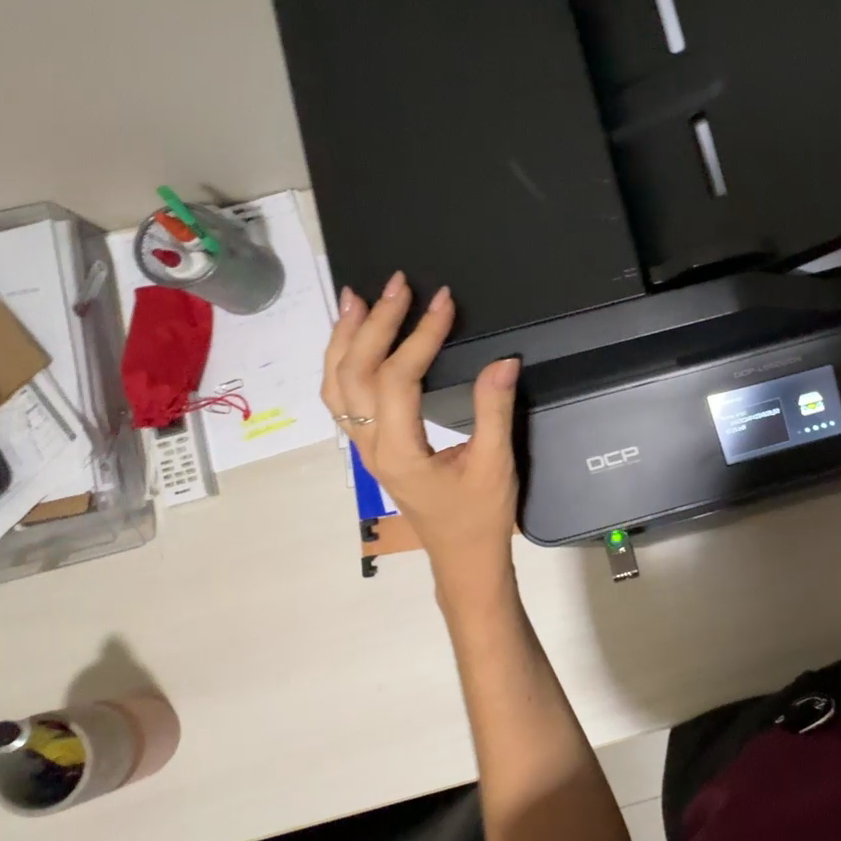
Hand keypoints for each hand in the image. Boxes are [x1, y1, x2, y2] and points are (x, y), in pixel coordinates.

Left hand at [321, 272, 522, 584]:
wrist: (463, 556)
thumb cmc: (481, 516)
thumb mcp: (496, 465)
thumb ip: (494, 412)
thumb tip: (503, 362)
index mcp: (400, 450)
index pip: (397, 379)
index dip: (420, 336)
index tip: (444, 303)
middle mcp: (370, 444)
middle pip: (355, 372)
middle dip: (375, 324)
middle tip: (398, 284)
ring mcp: (364, 446)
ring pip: (336, 384)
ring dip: (345, 338)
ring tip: (357, 298)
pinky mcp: (372, 445)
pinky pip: (342, 396)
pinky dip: (343, 361)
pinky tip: (354, 341)